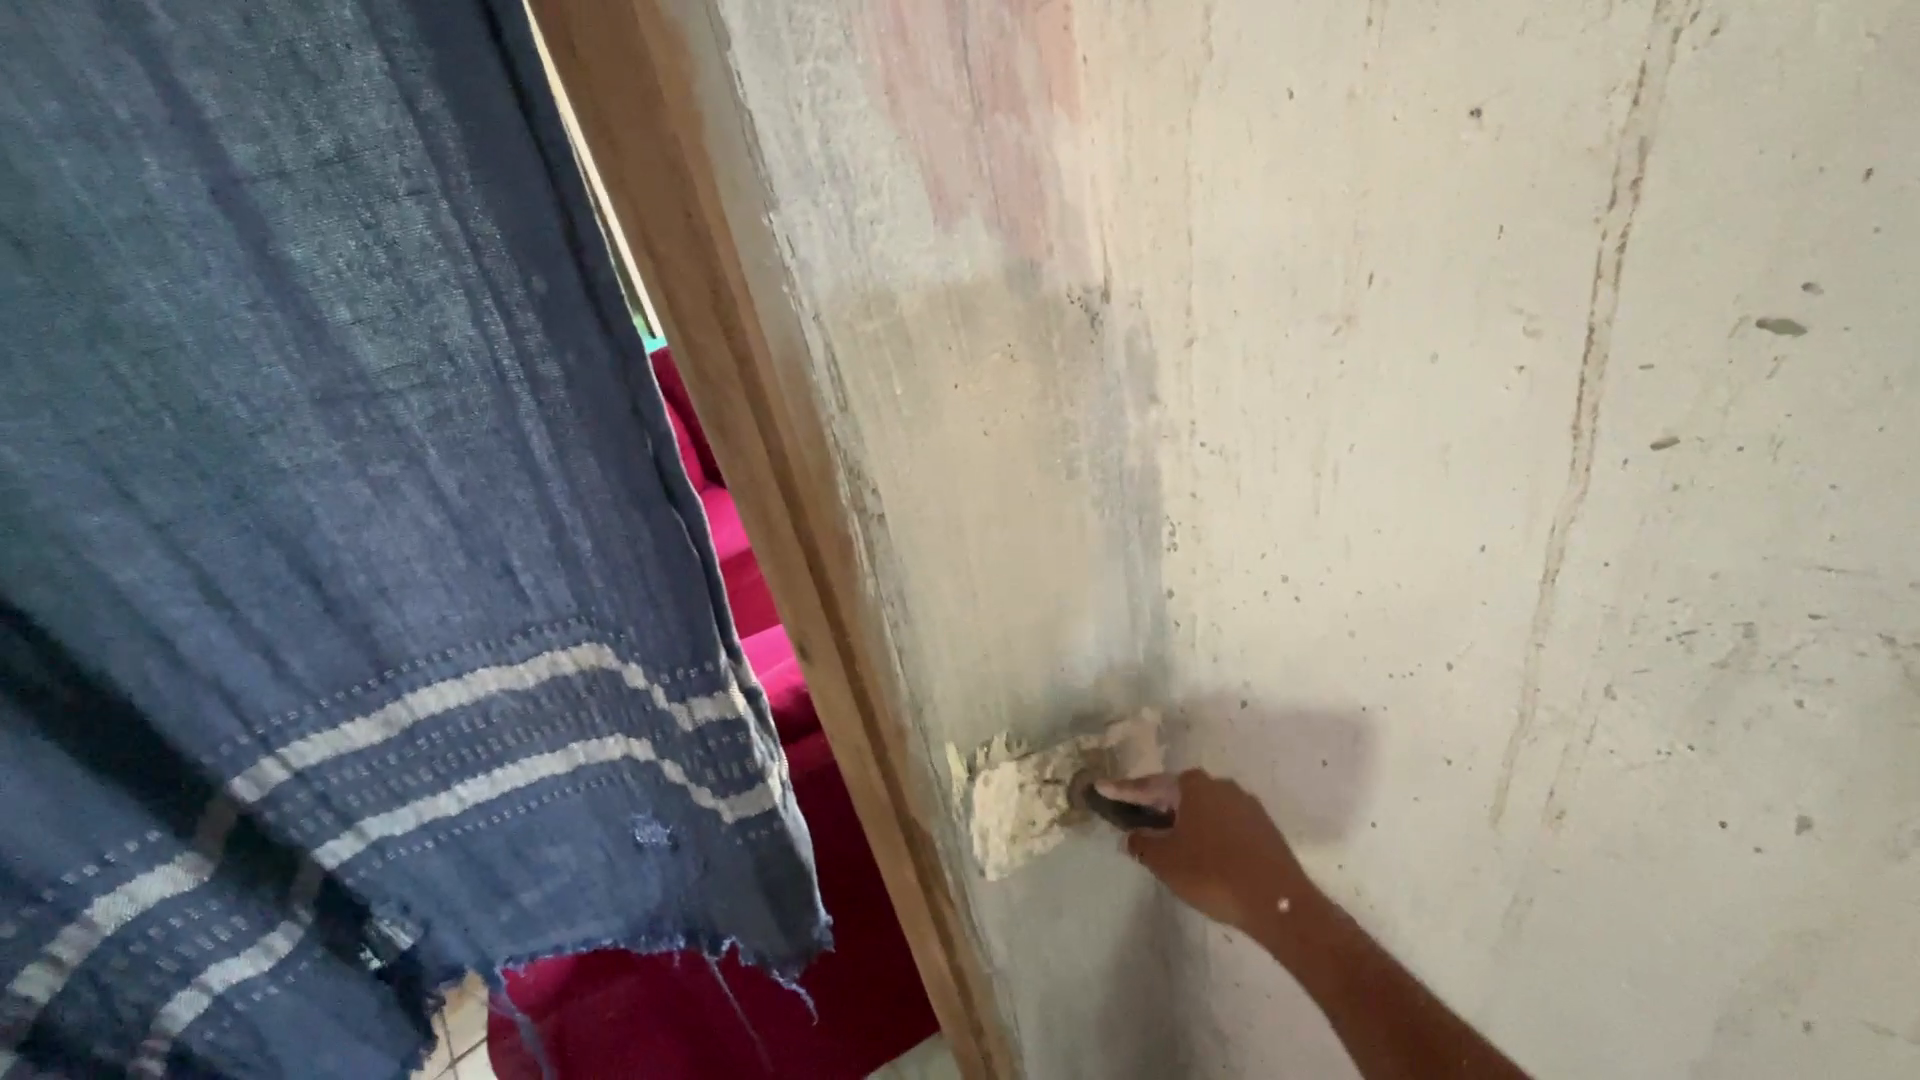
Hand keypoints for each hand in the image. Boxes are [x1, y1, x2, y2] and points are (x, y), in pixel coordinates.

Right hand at [1095, 769, 1313, 932]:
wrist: (1278, 902)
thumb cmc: (1212, 873)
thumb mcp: (1165, 861)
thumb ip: (1142, 843)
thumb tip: (1133, 835)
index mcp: (1193, 786)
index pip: (1148, 786)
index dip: (1122, 790)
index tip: (1101, 788)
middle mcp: (1220, 786)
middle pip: (1178, 794)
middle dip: (1155, 805)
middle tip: (1135, 818)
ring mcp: (1246, 805)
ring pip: (1203, 809)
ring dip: (1183, 821)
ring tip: (1167, 841)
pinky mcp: (1263, 828)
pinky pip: (1224, 824)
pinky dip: (1206, 834)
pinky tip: (1201, 853)